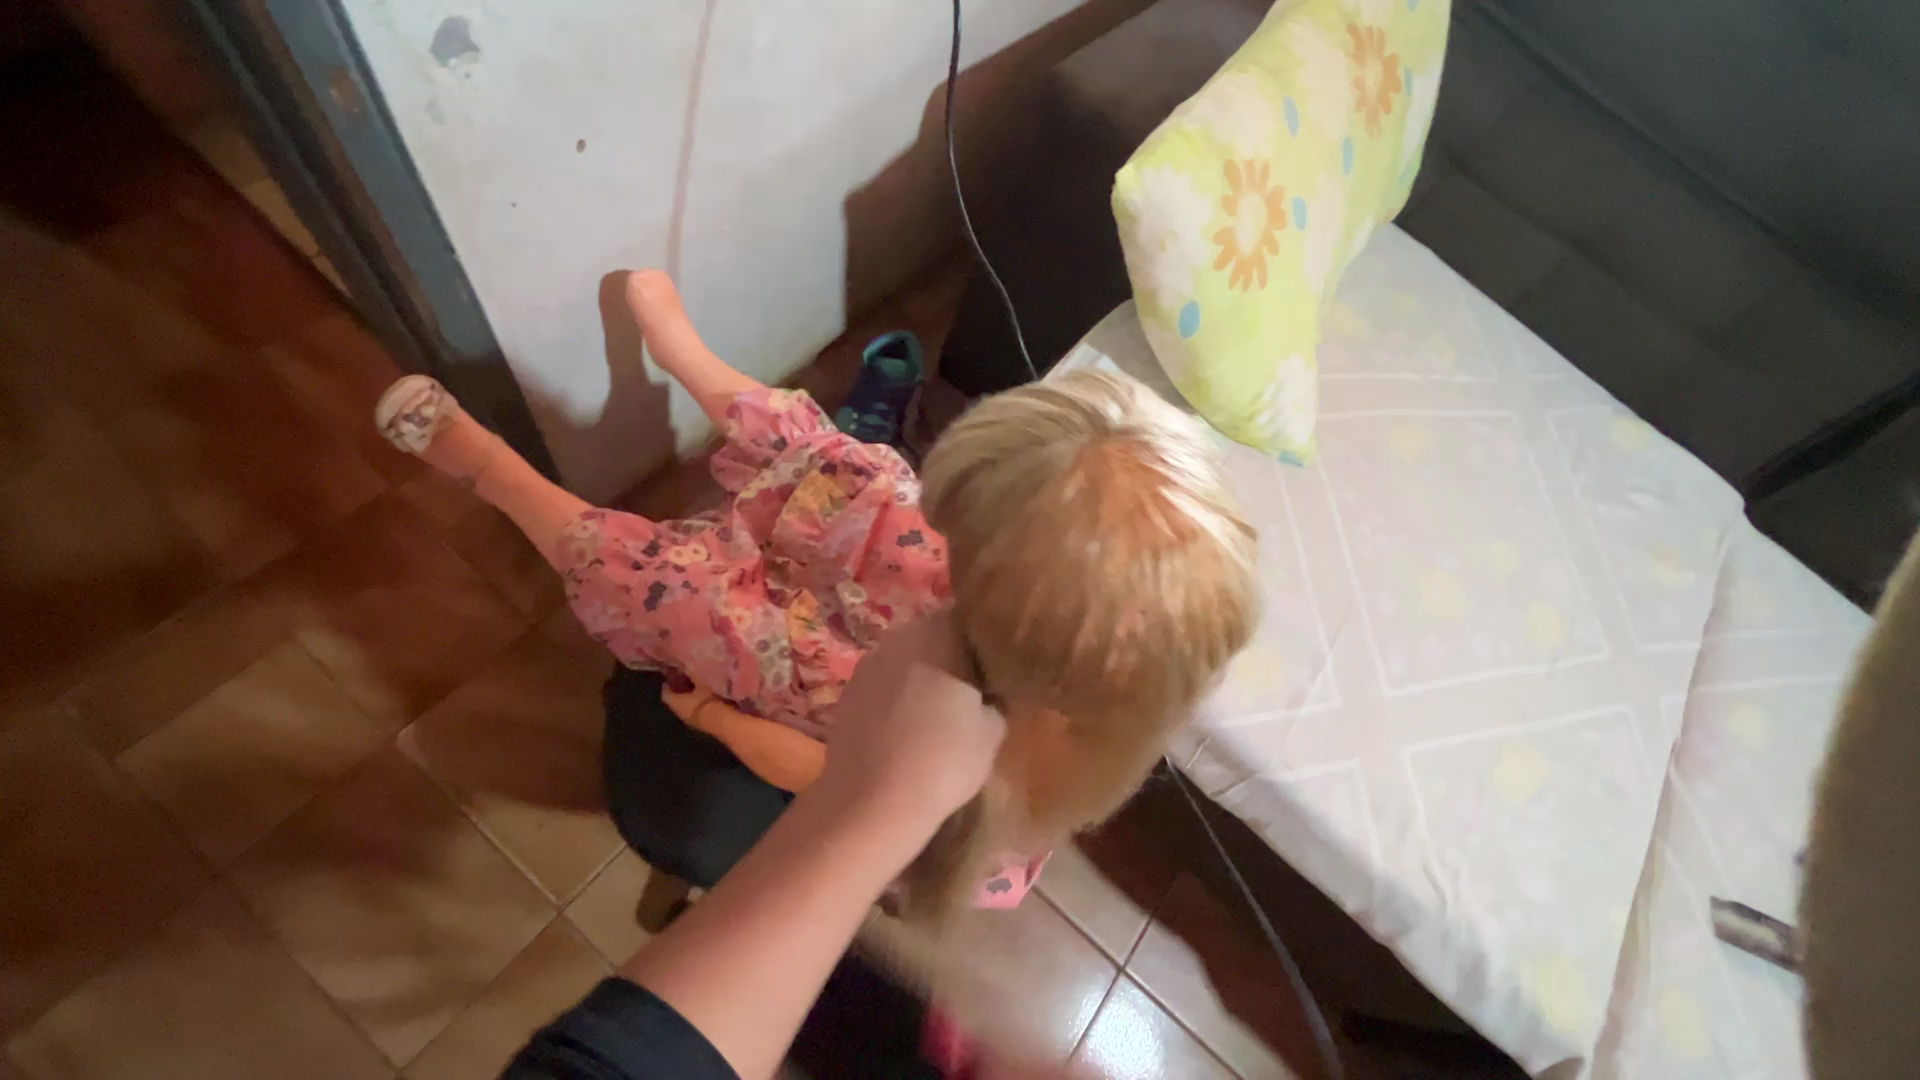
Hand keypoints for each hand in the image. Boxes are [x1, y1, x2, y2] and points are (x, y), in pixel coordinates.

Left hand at [815, 611, 1004, 830]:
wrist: (872, 802)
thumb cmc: (944, 759)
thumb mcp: (993, 731)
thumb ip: (995, 699)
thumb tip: (988, 694)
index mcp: (939, 632)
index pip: (968, 620)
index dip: (984, 642)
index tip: (996, 668)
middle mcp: (900, 636)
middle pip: (933, 635)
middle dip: (951, 657)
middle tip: (972, 690)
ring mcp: (868, 662)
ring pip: (906, 659)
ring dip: (921, 676)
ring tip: (939, 711)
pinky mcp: (848, 691)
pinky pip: (883, 684)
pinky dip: (896, 697)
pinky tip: (907, 728)